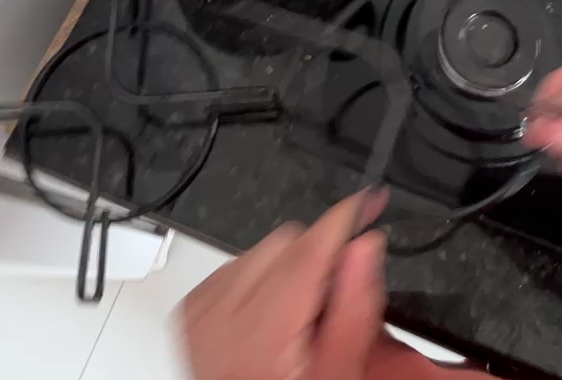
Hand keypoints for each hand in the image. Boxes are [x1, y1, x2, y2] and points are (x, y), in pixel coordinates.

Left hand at [185, 190, 455, 379]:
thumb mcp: (333, 376)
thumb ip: (353, 314)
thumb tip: (367, 248)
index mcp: (258, 334)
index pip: (309, 247)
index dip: (346, 216)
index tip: (371, 200)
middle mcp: (219, 315)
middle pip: (287, 240)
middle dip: (317, 257)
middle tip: (332, 298)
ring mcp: (200, 310)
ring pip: (261, 248)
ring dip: (287, 268)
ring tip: (298, 315)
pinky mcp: (190, 309)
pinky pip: (235, 265)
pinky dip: (258, 280)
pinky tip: (266, 317)